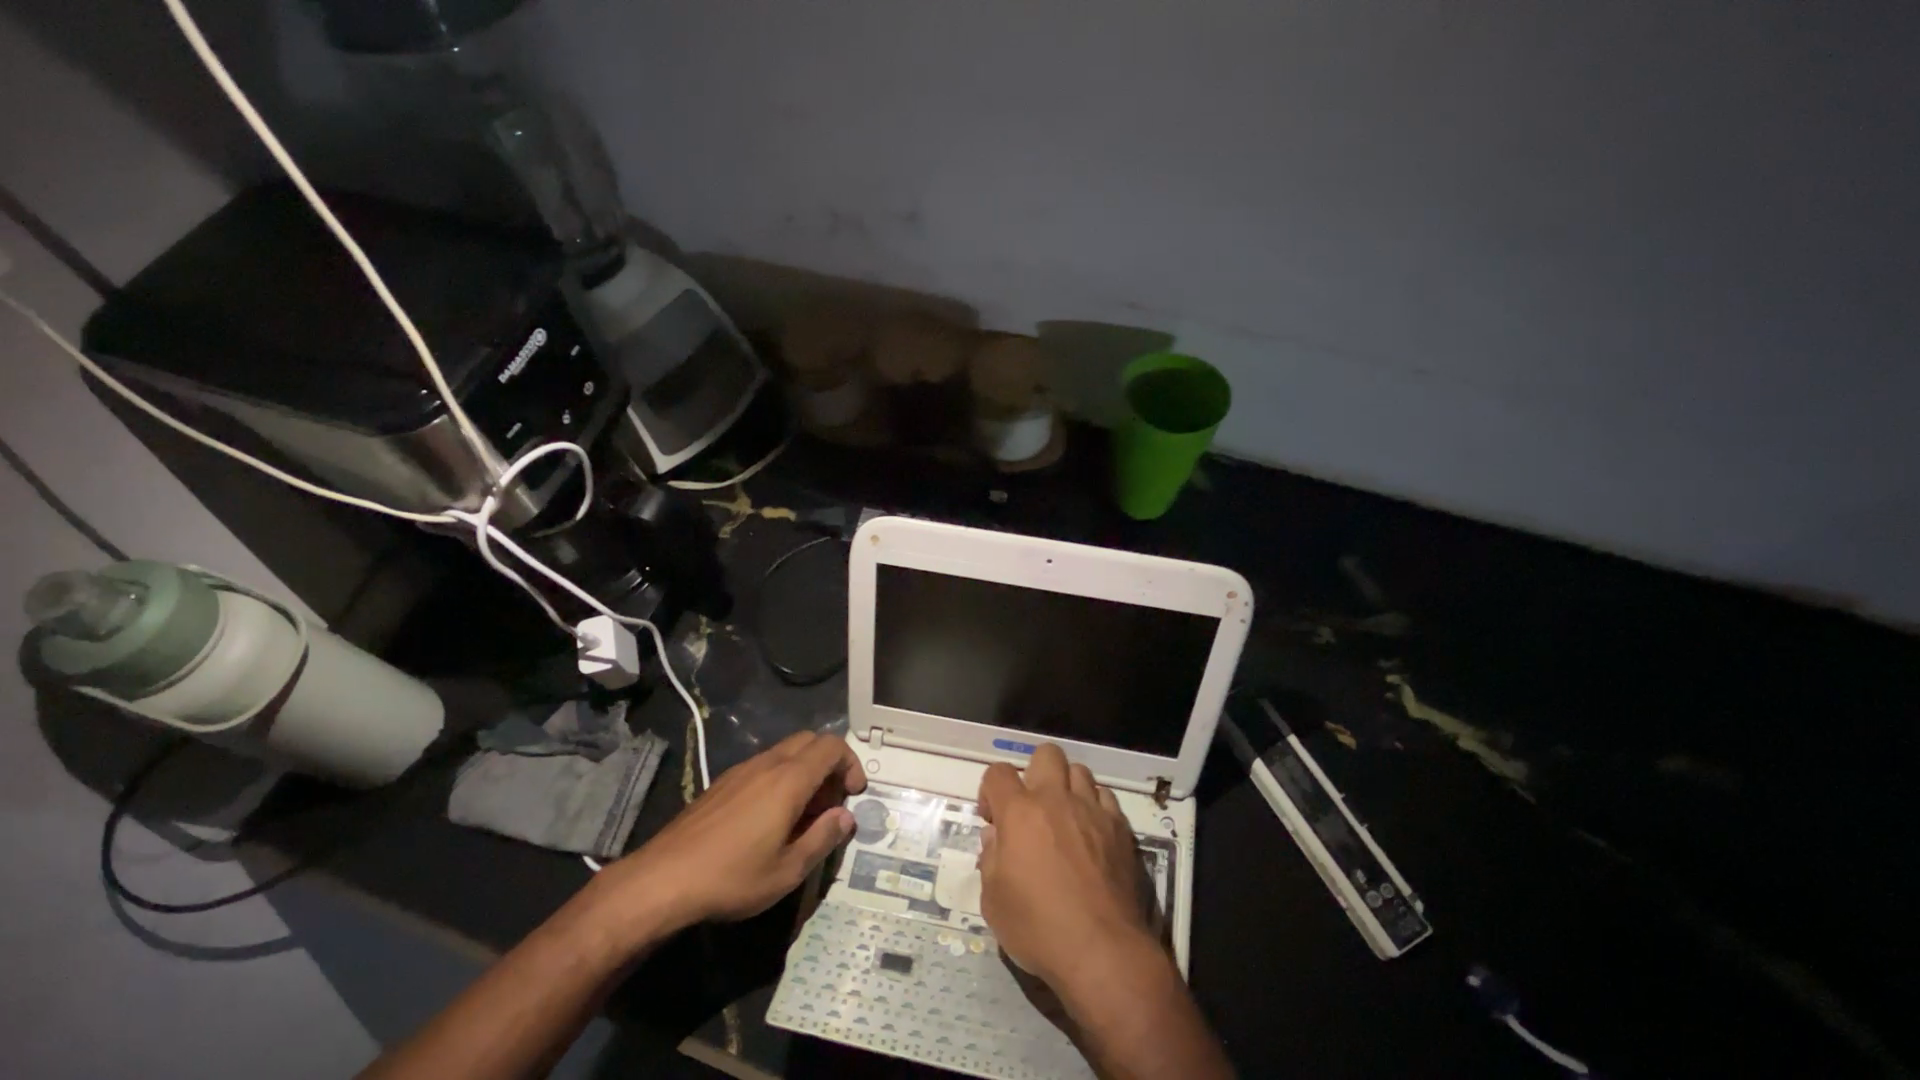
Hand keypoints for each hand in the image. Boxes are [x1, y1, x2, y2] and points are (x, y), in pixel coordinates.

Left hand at [588, 730, 866, 939]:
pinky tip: (771, 820)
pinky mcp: (721, 785)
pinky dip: (780, 780)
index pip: (831, 746)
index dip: (851, 764)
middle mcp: (766, 765)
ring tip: (803, 816)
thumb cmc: (732, 877)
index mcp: (788, 780)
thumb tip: (845, 818)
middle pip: (809, 741)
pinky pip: (763, 767)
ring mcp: (739, 772)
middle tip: (831, 804)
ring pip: (784, 752)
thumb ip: (822, 838)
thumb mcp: (788, 870)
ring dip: (804, 772)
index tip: (853, 795)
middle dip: (829, 764)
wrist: (662, 880)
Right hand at [976, 744, 1157, 992]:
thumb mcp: (994, 901)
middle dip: (1033, 774)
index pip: (997, 773)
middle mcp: (1057, 800)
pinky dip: (1094, 808)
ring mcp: (1094, 812)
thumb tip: (996, 838)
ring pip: (1080, 772)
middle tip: (1030, 810)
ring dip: (1066, 788)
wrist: (1102, 950)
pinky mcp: (1122, 830)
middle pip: (1046, 755)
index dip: (989, 791)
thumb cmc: (1038, 928)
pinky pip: (1106, 799)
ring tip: (1063, 820)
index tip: (992, 820)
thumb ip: (991, 859)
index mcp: (1020, 813)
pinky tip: (1090, 835)